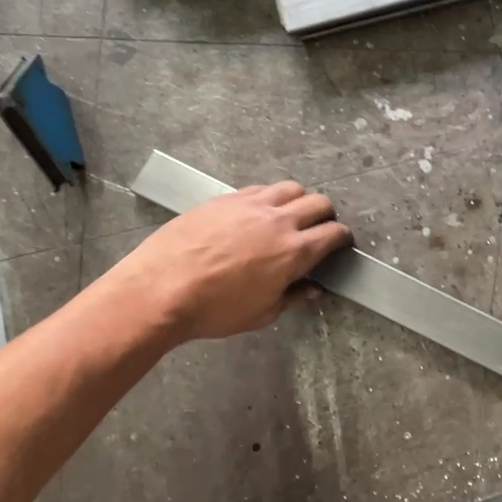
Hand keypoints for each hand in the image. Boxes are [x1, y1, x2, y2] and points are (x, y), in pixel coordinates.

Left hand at [106, 181, 352, 342]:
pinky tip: (257, 213)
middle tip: (318, 229)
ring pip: (291, 188)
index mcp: (295, 252)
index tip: (339, 244)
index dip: (342, 238)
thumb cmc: (214, 310)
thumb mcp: (262, 313)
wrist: (160, 290)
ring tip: (289, 216)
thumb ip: (292, 296)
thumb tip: (313, 289)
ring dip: (298, 201)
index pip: (334, 233)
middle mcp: (279, 221)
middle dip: (326, 216)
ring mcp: (251, 205)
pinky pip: (260, 189)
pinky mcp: (226, 199)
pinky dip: (269, 198)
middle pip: (319, 203)